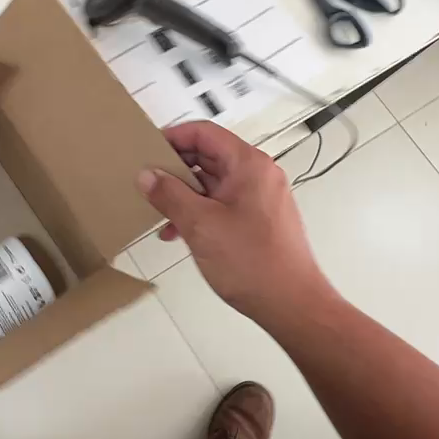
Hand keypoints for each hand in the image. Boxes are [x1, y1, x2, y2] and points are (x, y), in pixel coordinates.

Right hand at [137, 120, 339, 331]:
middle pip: (208, 155)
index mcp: (249, 165)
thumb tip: (148, 176)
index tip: (147, 150)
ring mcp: (259, 197)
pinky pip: (221, 203)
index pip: (204, 133)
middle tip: (147, 182)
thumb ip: (169, 195)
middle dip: (175, 169)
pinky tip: (178, 232)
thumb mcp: (200, 225)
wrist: (292, 305)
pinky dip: (198, 211)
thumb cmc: (254, 264)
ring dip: (183, 194)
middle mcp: (258, 175)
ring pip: (212, 182)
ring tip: (158, 212)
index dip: (172, 137)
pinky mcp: (258, 219)